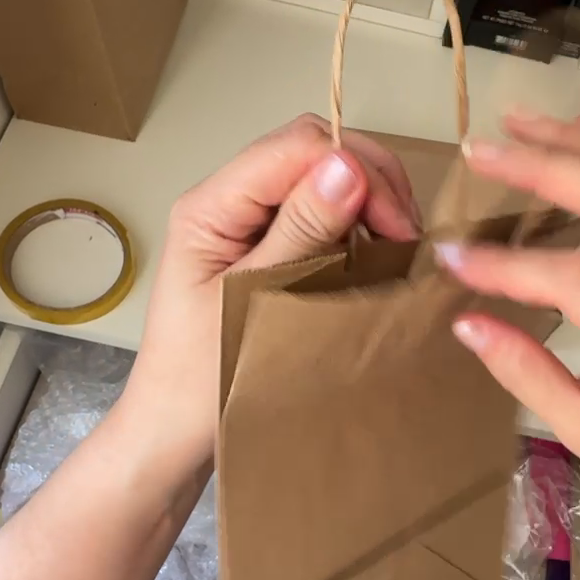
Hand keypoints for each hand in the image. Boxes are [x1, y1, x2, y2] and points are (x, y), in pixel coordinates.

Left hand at [120, 114, 422, 471]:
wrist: (173, 431)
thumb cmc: (201, 379)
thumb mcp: (253, 302)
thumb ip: (299, 233)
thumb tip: (348, 167)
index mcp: (210, 207)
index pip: (295, 148)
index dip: (358, 172)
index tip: (399, 227)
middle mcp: (227, 201)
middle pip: (308, 150)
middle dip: (369, 178)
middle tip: (406, 234)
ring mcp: (246, 222)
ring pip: (318, 178)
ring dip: (366, 201)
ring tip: (395, 247)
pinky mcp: (264, 246)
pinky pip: (316, 213)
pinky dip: (353, 224)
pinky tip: (373, 255)